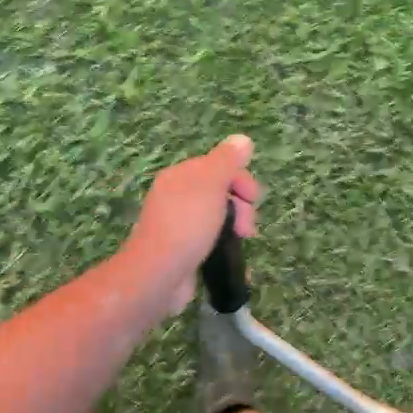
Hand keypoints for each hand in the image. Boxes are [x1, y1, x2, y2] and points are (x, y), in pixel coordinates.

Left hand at [121, 135, 261, 315]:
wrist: (159, 273)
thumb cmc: (187, 223)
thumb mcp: (211, 183)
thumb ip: (228, 160)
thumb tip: (242, 138)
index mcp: (180, 175)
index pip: (218, 166)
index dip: (240, 179)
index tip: (254, 197)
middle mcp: (176, 196)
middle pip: (219, 191)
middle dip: (240, 205)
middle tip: (247, 226)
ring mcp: (177, 224)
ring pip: (216, 216)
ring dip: (235, 225)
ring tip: (242, 240)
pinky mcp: (181, 249)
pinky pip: (209, 239)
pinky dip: (223, 243)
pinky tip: (231, 254)